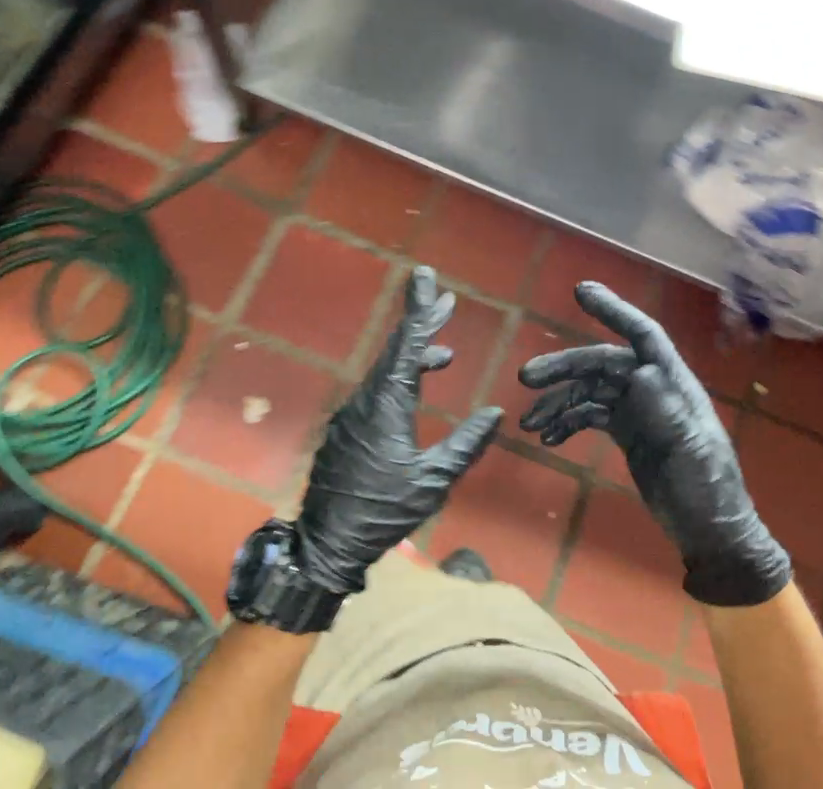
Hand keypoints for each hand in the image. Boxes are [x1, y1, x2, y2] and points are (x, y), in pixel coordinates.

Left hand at [295, 267, 502, 594]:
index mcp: (387, 404)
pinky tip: (416, 391)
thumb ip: (465, 445)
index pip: (407, 345)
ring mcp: (352, 413)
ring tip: (445, 355)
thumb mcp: (433, 481)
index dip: (421, 311)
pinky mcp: (347, 430)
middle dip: (422, 324)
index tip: (427, 280)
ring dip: (414, 357)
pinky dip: (400, 380)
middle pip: (396, 350)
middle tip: (445, 299)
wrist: (327, 542)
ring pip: (386, 371)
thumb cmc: (382, 512)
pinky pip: (377, 391)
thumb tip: (495, 413)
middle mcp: (366, 399)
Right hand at [518, 282, 789, 605]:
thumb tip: (640, 372)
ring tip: (528, 422)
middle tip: (526, 378)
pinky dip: (567, 422)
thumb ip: (667, 413)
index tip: (581, 292)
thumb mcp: (691, 453)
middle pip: (603, 364)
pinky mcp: (627, 433)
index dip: (614, 311)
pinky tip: (547, 438)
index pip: (643, 335)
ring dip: (558, 401)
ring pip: (591, 391)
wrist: (711, 534)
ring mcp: (639, 411)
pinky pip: (590, 416)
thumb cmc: (708, 492)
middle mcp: (654, 390)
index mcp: (674, 385)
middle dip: (565, 368)